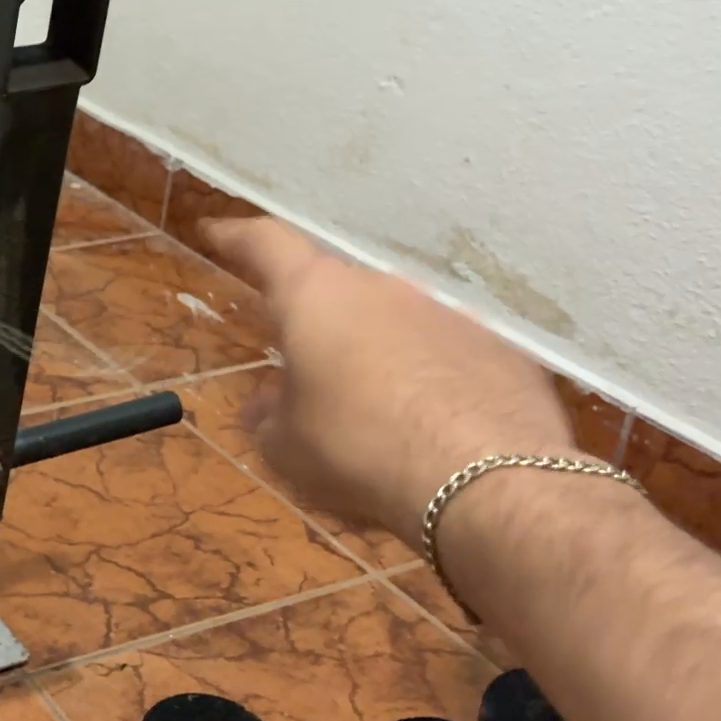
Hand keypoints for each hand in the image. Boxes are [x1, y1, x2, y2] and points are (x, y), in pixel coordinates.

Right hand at [203, 217, 577, 545]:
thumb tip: (267, 403)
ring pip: (394, 321)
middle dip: (315, 322)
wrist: (493, 490)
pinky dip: (428, 376)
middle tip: (302, 365)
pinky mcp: (505, 352)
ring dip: (374, 350)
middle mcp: (382, 289)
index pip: (266, 243)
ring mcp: (449, 315)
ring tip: (371, 406)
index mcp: (316, 297)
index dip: (236, 234)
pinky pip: (446, 353)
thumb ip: (267, 413)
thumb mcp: (284, 445)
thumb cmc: (358, 450)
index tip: (215, 230)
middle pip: (335, 290)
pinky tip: (430, 424)